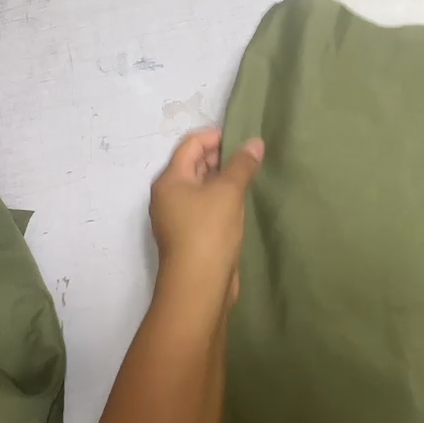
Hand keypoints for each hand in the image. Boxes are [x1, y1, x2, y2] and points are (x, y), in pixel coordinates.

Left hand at [149, 128, 263, 302]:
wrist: (199, 286)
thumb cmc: (208, 231)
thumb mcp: (228, 191)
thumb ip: (242, 164)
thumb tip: (255, 142)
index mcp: (170, 180)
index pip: (190, 144)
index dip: (215, 135)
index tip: (243, 137)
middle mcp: (168, 195)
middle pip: (193, 163)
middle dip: (221, 155)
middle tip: (250, 154)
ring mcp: (177, 216)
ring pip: (201, 185)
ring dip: (223, 177)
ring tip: (250, 174)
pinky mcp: (189, 234)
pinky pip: (205, 205)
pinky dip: (221, 197)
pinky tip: (242, 199)